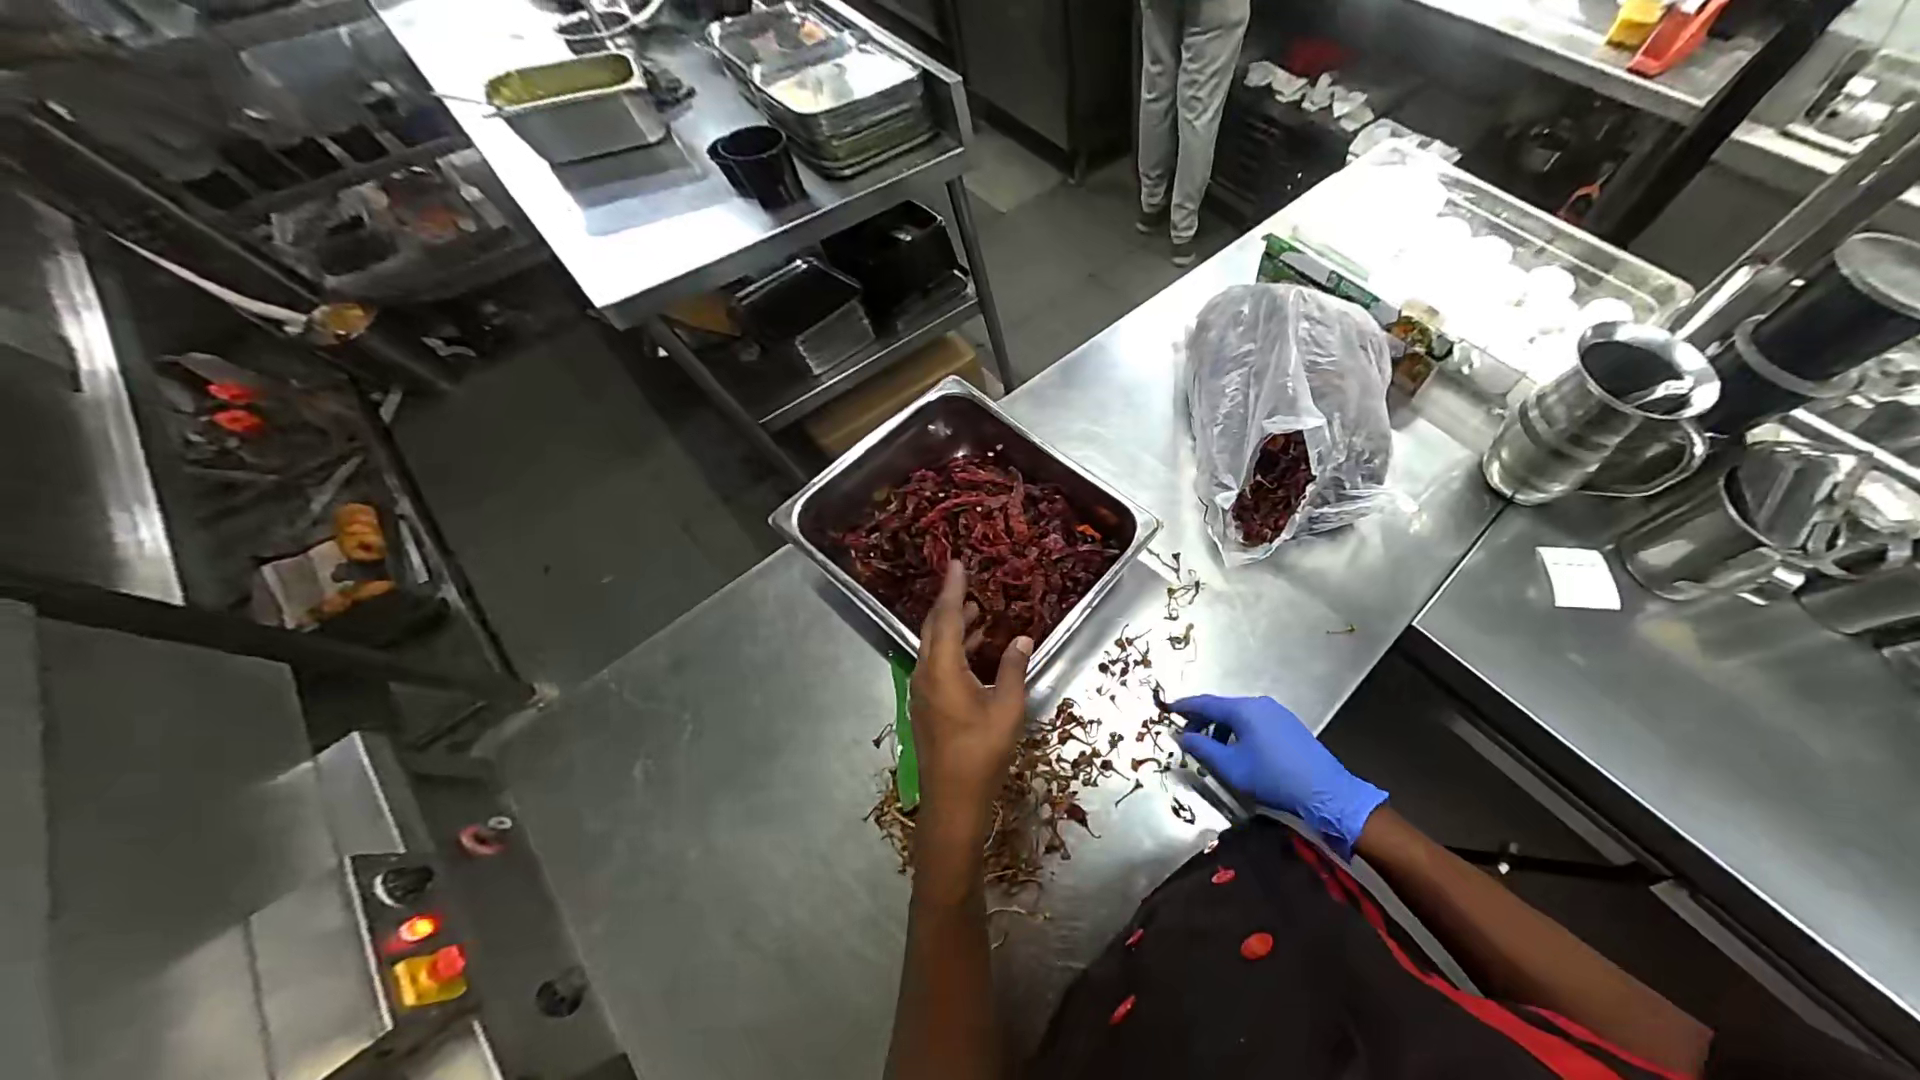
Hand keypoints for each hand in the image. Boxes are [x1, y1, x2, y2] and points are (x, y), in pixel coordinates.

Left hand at [909, 561, 1032, 841]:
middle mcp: (926, 673)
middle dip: (950, 604)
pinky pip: (936, 663)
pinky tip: (974, 651)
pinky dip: (953, 649)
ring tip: (976, 612)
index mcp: (942, 668)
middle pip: (934, 628)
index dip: (952, 588)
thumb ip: (1013, 668)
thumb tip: (1023, 638)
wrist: (953, 797)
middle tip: (967, 584)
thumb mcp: (1007, 706)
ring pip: (934, 646)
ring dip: (953, 627)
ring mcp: (922, 690)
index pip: (945, 617)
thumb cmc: (982, 751)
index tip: (956, 563)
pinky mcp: (926, 704)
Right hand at [1171, 694, 1386, 857]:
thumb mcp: (1231, 767)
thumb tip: (1181, 736)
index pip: (1205, 702)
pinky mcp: (1289, 726)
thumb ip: (1202, 748)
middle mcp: (1260, 704)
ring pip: (1238, 715)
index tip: (1166, 709)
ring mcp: (1277, 713)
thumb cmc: (1273, 778)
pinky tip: (1236, 751)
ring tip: (1211, 749)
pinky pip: (1254, 722)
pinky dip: (1238, 731)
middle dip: (1202, 720)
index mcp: (1244, 709)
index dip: (1184, 707)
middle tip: (1187, 736)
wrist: (1326, 793)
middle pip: (1222, 707)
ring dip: (1220, 728)